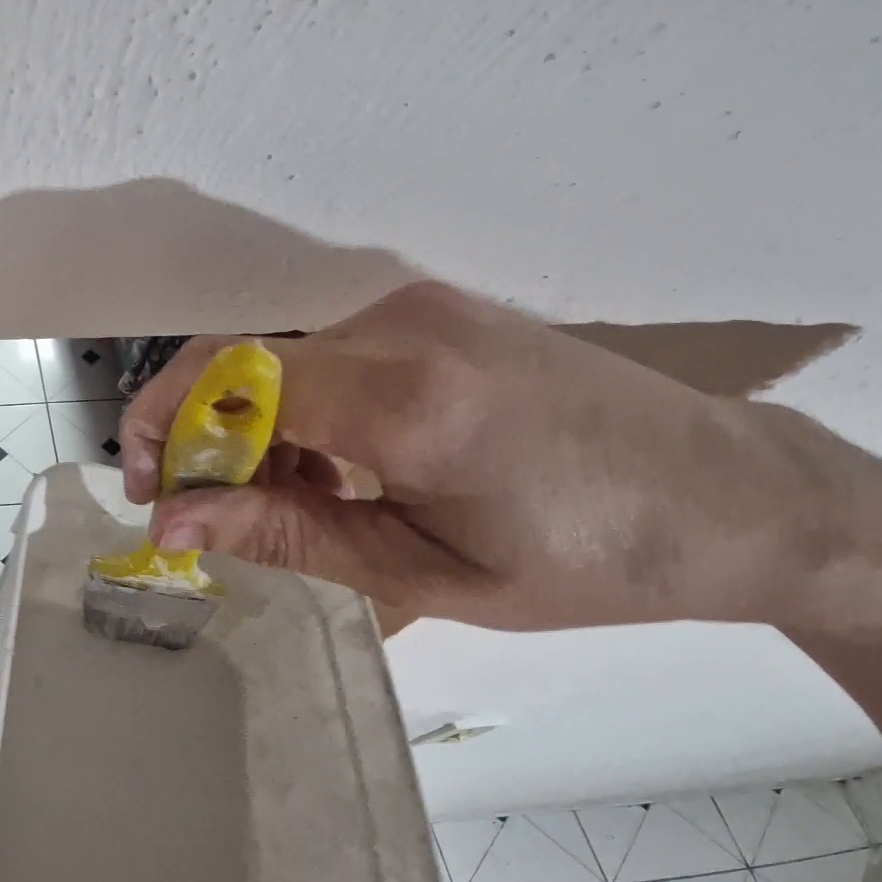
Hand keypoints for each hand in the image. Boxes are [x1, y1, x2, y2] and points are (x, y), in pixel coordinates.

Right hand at [120, 281, 847, 631]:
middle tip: (201, 510)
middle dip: (195, 435)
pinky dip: (293, 410)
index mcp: (407, 399)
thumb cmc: (591, 558)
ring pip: (275, 360)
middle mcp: (402, 326)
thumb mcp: (424, 573)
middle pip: (239, 363)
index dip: (161, 427)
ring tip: (281, 504)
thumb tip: (172, 520)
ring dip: (247, 430)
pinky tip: (328, 467)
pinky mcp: (431, 312)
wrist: (734, 494)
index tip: (148, 493)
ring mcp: (419, 308)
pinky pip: (321, 355)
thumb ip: (287, 535)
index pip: (228, 379)